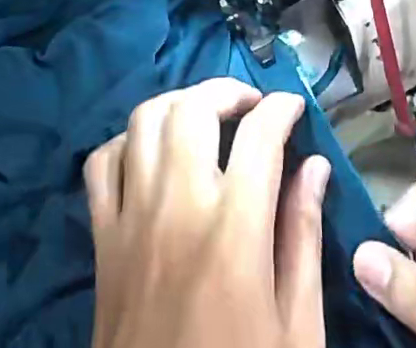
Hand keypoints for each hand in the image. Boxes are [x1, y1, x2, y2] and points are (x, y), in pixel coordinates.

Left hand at [85, 78, 330, 347]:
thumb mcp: (296, 325)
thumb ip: (304, 235)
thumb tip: (314, 167)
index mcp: (234, 229)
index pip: (260, 135)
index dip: (282, 108)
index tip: (294, 108)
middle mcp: (177, 205)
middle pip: (193, 109)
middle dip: (227, 90)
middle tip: (252, 107)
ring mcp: (131, 218)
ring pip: (144, 121)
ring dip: (179, 105)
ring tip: (207, 120)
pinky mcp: (101, 238)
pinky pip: (101, 163)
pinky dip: (127, 142)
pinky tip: (152, 155)